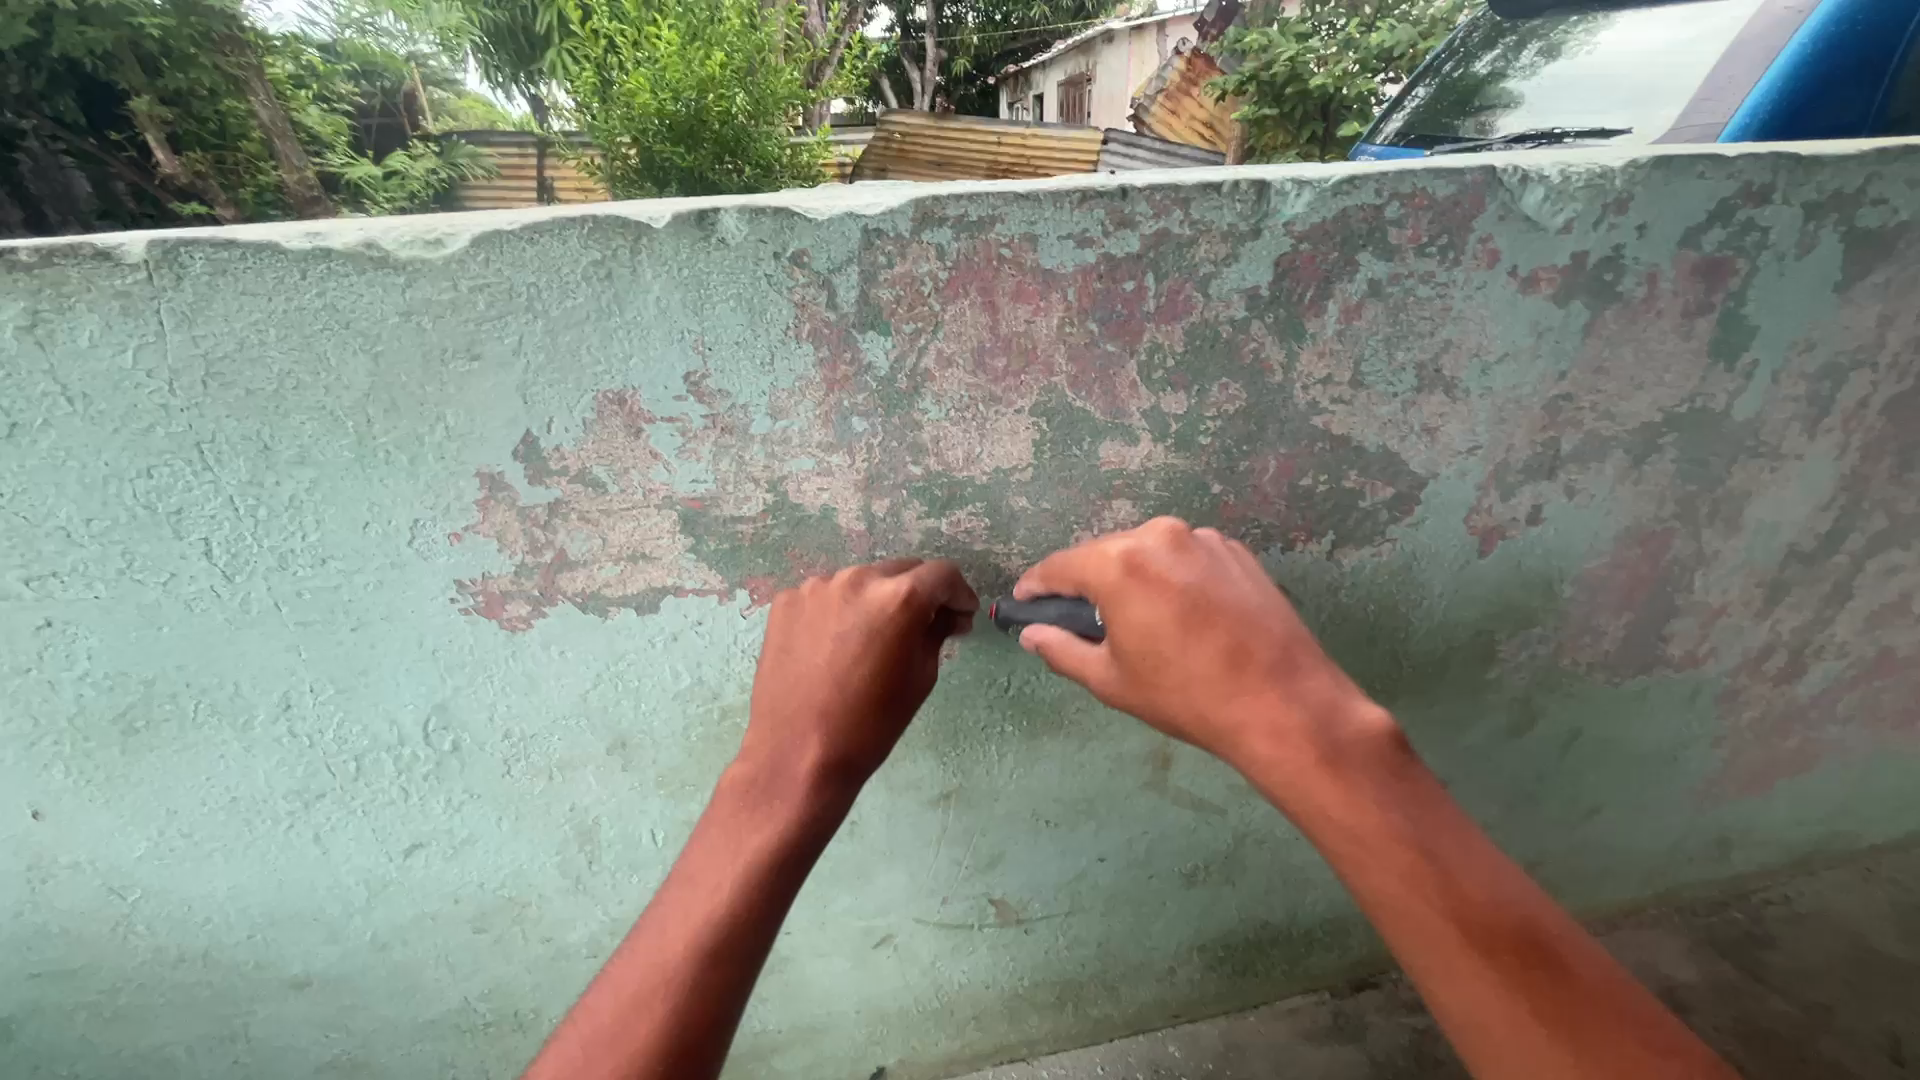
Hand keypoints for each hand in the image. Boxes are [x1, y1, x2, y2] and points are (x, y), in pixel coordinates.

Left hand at [743, 558, 977, 790]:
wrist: (797, 753)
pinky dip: (840, 610)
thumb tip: (946, 615)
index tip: (961, 615)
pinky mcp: (787, 600)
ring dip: (876, 599)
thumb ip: (936, 632)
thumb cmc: (870, 724)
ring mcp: (817, 586)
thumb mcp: (921, 677)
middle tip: (922, 626)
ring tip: (872, 638)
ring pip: (862, 580)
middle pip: (902, 570)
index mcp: (899, 597)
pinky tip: (835, 644)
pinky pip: (827, 595)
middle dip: (919, 593)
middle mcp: (858, 578)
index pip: (943, 574)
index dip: (958, 594)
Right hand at [1014, 517, 1387, 770]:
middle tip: (1081, 619)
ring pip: (1147, 552)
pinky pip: (1185, 558)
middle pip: (1104, 554)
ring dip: (1132, 577)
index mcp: (1120, 563)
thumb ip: (1061, 649)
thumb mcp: (1111, 680)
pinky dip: (1171, 577)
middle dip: (1086, 582)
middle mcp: (1159, 535)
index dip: (1036, 585)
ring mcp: (1203, 539)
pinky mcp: (1236, 551)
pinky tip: (1182, 614)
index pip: (1059, 566)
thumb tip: (1031, 634)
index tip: (1024, 601)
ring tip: (1137, 619)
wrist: (1285, 704)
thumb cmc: (1186, 696)